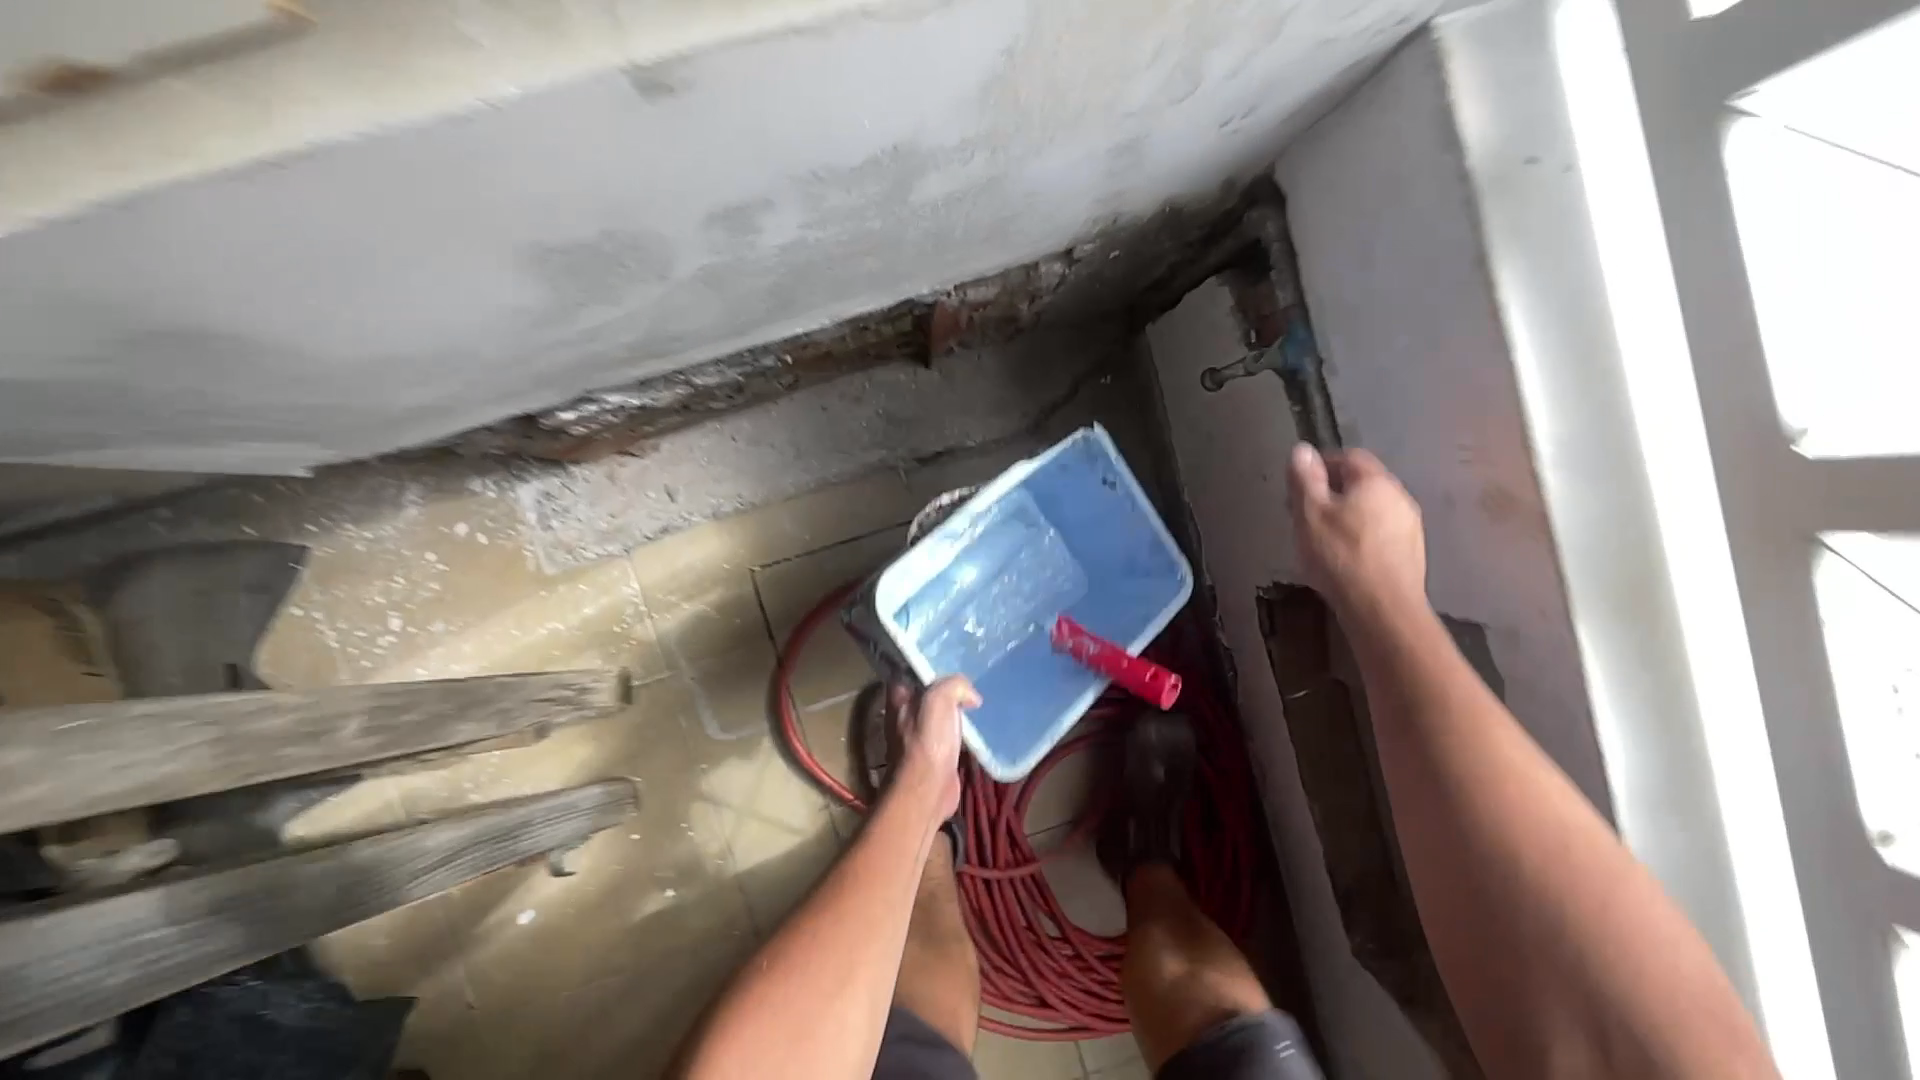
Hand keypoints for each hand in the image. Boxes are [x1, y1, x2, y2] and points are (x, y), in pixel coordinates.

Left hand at [894, 675, 978, 821]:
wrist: (929, 789)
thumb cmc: (928, 741)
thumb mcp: (939, 699)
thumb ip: (954, 685)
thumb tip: (971, 697)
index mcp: (898, 697)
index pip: (911, 670)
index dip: (931, 665)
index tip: (953, 661)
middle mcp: (904, 713)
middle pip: (928, 691)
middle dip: (948, 687)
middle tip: (971, 681)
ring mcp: (918, 734)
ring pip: (940, 712)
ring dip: (956, 709)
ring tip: (977, 701)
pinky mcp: (934, 752)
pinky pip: (949, 732)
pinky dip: (961, 729)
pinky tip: (977, 726)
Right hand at [1287, 443, 1426, 621]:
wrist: (1382, 608)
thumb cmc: (1339, 555)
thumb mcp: (1309, 514)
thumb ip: (1305, 479)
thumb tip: (1302, 450)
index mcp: (1375, 481)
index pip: (1349, 457)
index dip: (1322, 465)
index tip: (1299, 486)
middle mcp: (1399, 496)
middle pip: (1362, 483)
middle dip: (1333, 493)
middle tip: (1305, 514)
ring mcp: (1410, 526)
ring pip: (1373, 509)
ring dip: (1348, 516)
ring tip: (1323, 539)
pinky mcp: (1412, 553)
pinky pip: (1382, 533)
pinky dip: (1362, 537)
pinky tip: (1346, 559)